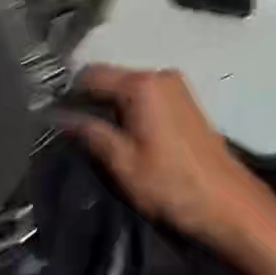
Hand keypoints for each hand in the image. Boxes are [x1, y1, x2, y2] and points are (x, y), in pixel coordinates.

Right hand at [61, 64, 275, 245]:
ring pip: (129, 88)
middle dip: (90, 101)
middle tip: (70, 131)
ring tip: (94, 138)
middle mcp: (160, 74)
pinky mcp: (185, 100)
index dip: (69, 92)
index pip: (92, 74)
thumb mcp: (122, 162)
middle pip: (112, 78)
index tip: (51, 115)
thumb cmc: (170, 183)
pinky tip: (122, 136)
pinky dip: (131, 110)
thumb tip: (60, 115)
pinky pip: (147, 96)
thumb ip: (90, 132)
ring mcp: (176, 85)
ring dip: (111, 107)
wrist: (225, 200)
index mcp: (142, 84)